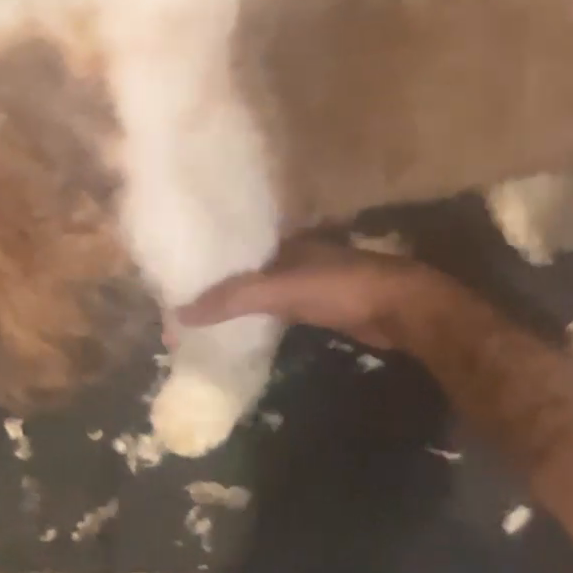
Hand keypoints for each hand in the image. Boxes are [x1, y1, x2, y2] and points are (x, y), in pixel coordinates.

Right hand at [176, 240, 465, 351]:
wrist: (400, 309)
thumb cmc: (342, 288)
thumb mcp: (282, 289)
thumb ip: (234, 299)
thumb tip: (180, 314)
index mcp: (282, 241)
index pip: (233, 247)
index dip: (204, 262)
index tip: (173, 281)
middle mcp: (293, 255)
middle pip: (246, 271)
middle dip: (217, 286)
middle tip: (180, 308)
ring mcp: (309, 282)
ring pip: (262, 292)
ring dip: (238, 305)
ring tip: (202, 323)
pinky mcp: (321, 308)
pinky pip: (279, 312)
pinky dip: (260, 320)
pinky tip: (243, 332)